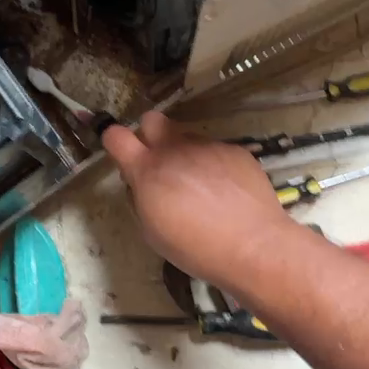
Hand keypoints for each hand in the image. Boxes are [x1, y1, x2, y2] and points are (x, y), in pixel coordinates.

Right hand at [102, 112, 291, 290]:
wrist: (253, 246)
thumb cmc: (195, 248)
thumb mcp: (151, 230)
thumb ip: (140, 196)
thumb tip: (141, 182)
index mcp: (147, 171)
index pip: (116, 136)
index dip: (115, 141)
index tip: (123, 155)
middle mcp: (175, 150)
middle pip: (152, 119)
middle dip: (151, 135)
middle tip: (161, 163)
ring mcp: (207, 146)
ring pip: (187, 138)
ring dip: (186, 155)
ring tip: (203, 187)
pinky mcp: (235, 150)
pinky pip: (215, 151)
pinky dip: (214, 166)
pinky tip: (227, 192)